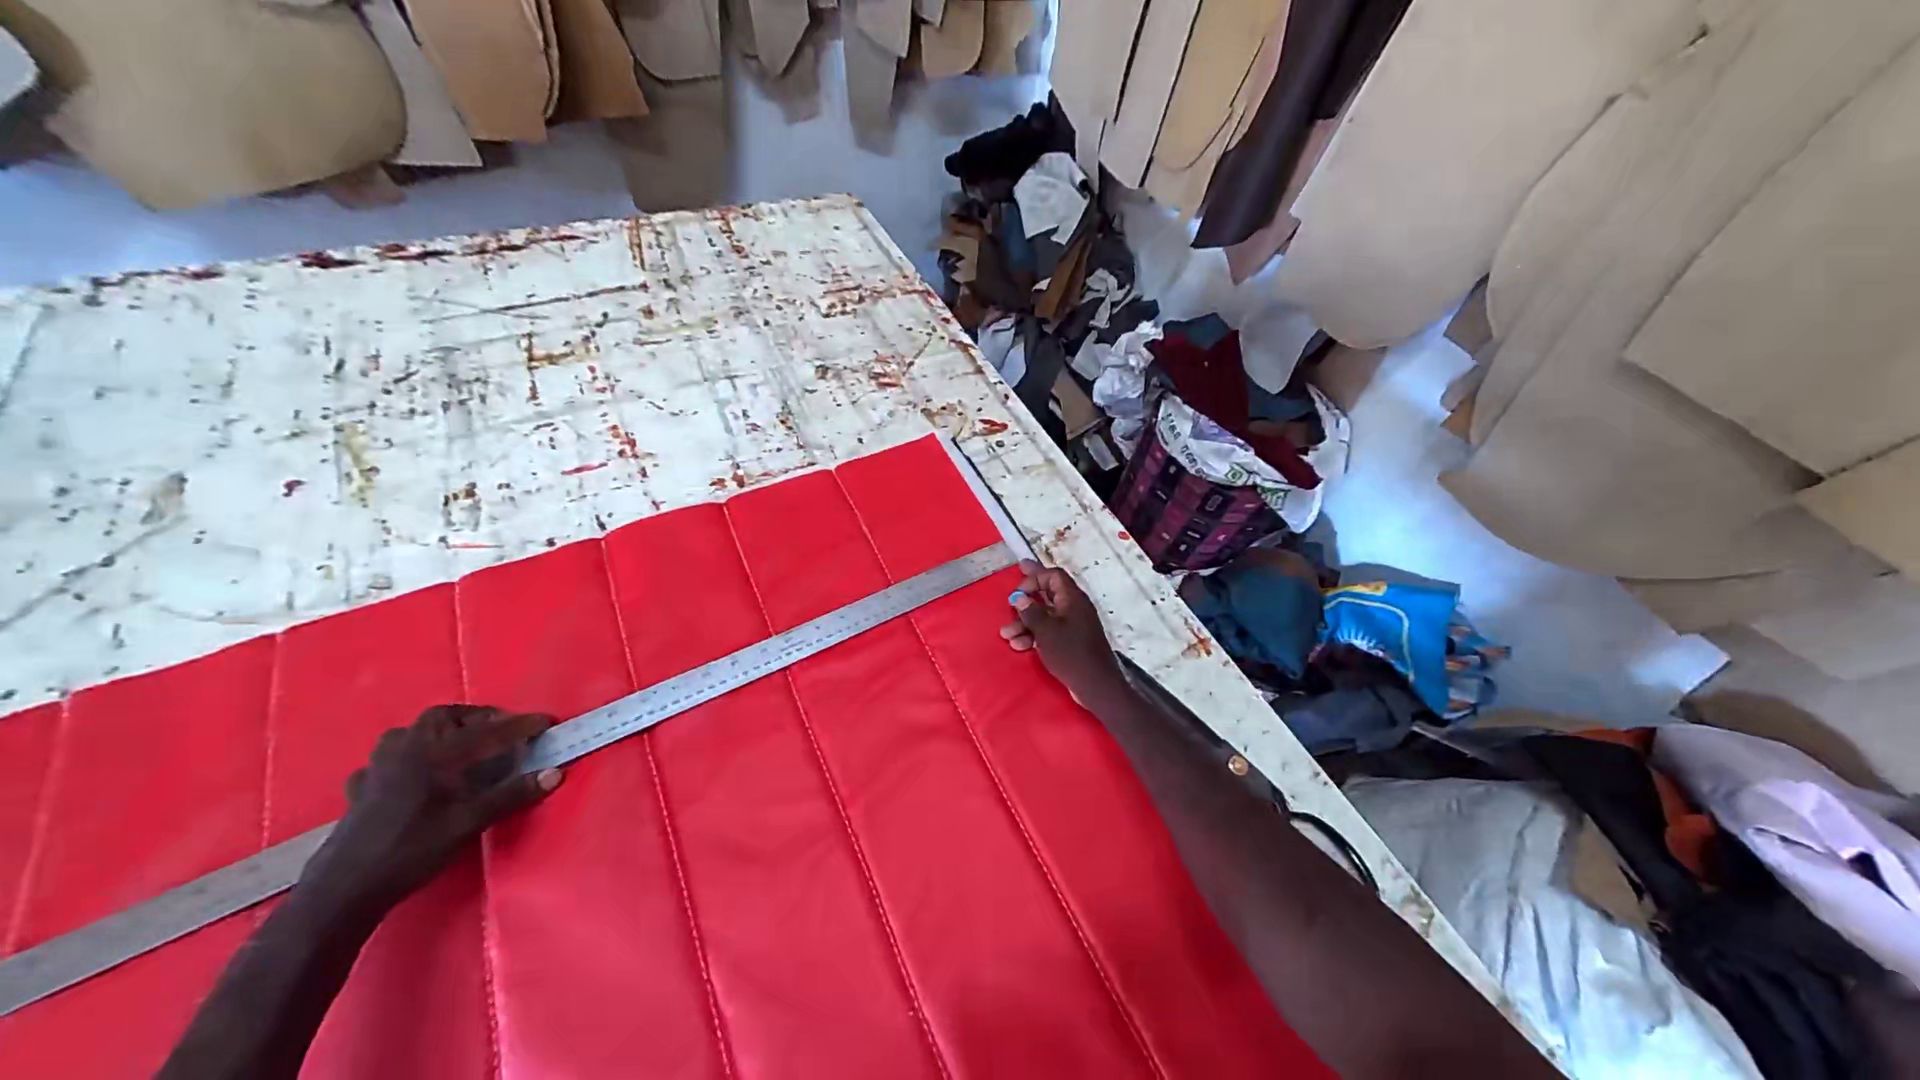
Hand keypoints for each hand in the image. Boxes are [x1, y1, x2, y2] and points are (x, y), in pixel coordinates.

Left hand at [301, 705, 563, 914]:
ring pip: (412, 732)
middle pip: (444, 717)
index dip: (520, 725)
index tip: (546, 722)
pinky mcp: (361, 788)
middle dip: (477, 718)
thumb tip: (555, 773)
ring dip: (440, 731)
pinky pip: (385, 759)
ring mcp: (378, 768)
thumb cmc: (412, 851)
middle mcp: (406, 751)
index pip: (488, 731)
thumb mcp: (469, 824)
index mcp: (435, 754)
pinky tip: (411, 773)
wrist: (343, 891)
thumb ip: (511, 795)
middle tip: (502, 730)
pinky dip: (406, 756)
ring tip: (460, 744)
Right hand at [1000, 560, 1122, 697]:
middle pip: (1047, 595)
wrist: (1095, 685)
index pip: (1054, 576)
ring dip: (1025, 623)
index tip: (1017, 582)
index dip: (1035, 576)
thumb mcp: (1046, 631)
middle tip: (1008, 606)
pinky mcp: (1071, 642)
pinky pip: (1050, 631)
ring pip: (1045, 616)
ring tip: (1007, 634)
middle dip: (1025, 602)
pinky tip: (1019, 646)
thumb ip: (1031, 612)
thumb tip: (1019, 598)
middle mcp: (1074, 608)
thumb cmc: (1071, 653)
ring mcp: (1073, 625)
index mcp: (1072, 599)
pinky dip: (1034, 635)